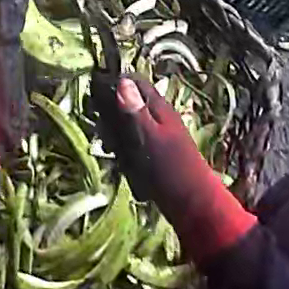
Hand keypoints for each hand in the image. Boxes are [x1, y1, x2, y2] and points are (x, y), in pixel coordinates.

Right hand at [92, 74, 255, 261]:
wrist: (194, 207)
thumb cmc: (171, 171)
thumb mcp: (148, 138)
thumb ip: (135, 111)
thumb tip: (121, 81)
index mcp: (159, 108)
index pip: (134, 81)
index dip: (113, 84)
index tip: (95, 98)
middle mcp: (159, 117)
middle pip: (128, 103)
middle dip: (112, 115)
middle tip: (104, 132)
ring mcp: (158, 136)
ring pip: (129, 124)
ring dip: (117, 135)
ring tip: (112, 151)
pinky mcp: (156, 154)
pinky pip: (134, 144)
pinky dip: (126, 151)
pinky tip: (123, 164)